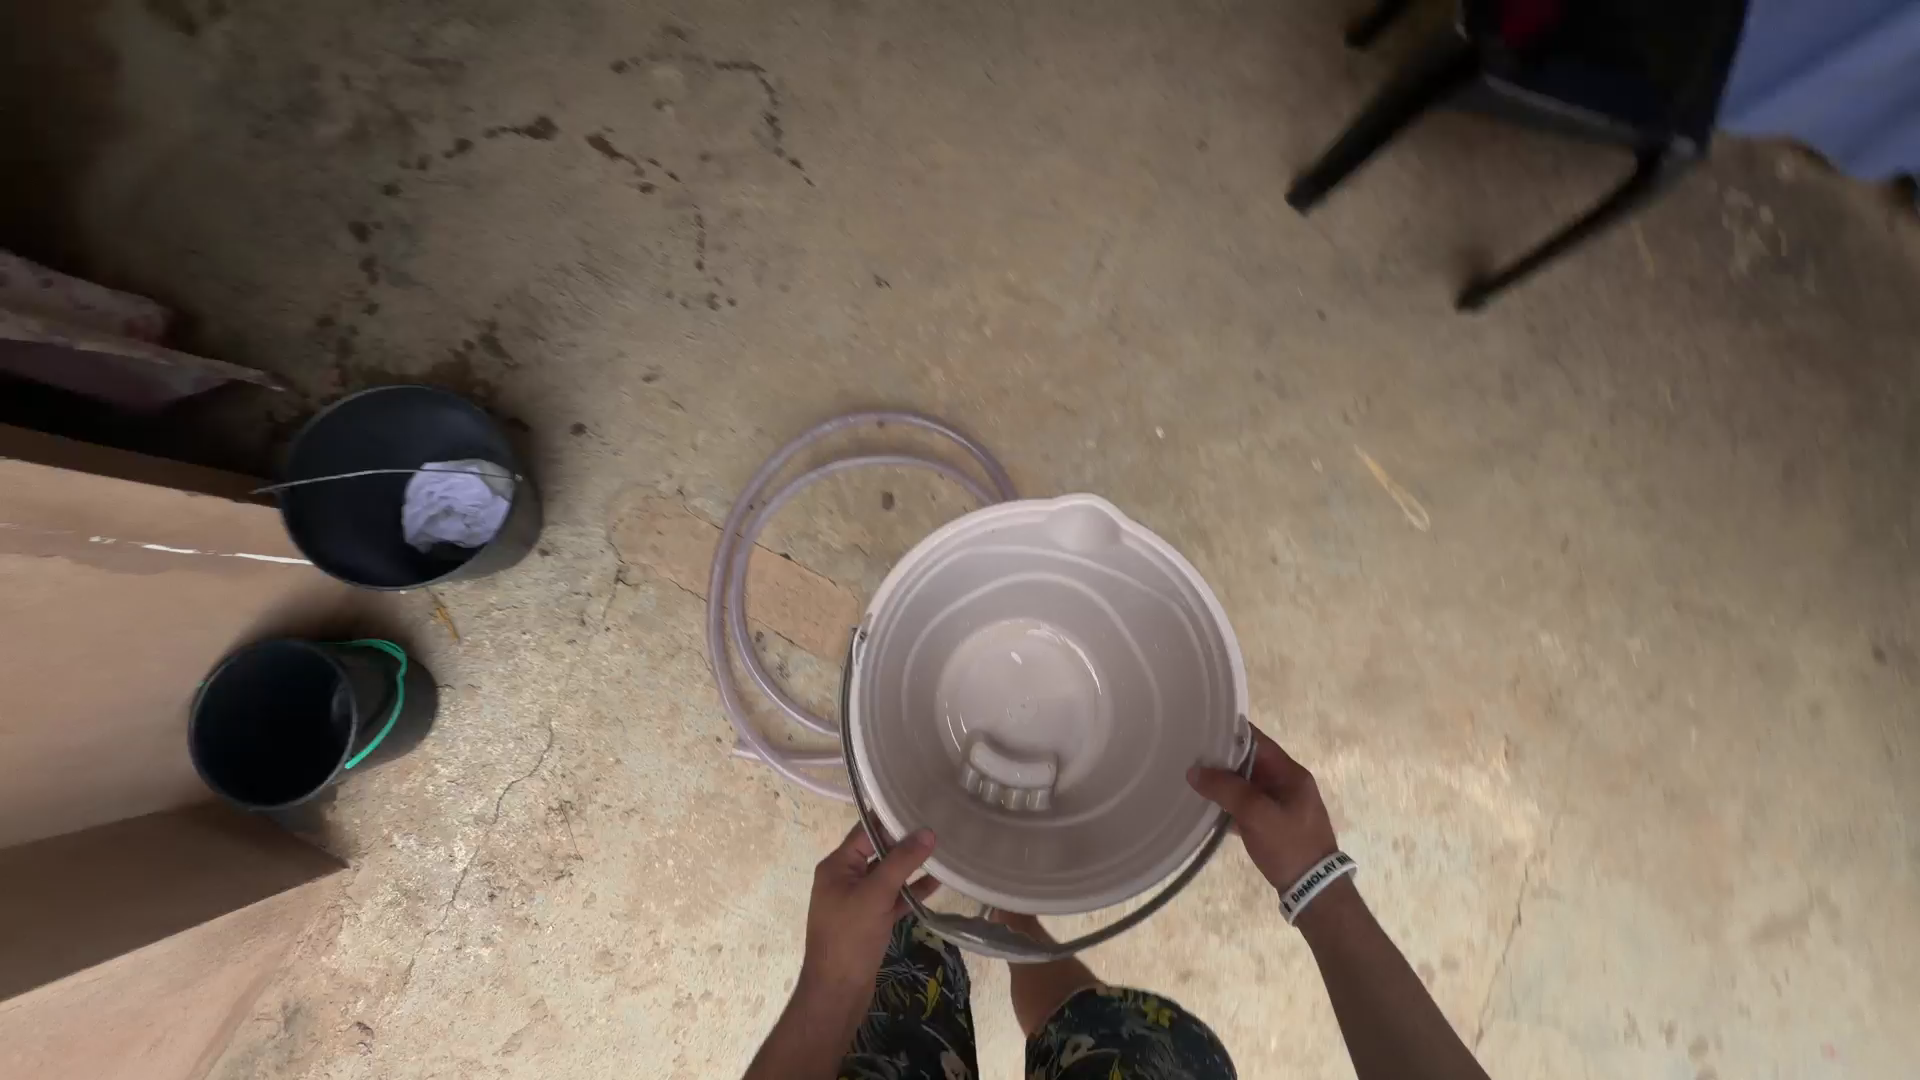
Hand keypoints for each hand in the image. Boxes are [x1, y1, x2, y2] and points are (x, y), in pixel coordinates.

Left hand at [800, 824, 939, 994]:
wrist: (837, 994)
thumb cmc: (850, 937)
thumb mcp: (875, 894)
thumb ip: (901, 861)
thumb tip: (927, 832)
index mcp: (837, 865)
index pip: (866, 831)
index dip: (891, 819)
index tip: (920, 806)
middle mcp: (845, 878)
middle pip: (879, 851)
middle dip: (906, 842)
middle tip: (937, 826)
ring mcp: (858, 900)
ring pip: (888, 876)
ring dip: (912, 866)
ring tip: (942, 851)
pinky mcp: (871, 920)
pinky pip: (893, 898)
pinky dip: (911, 891)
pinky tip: (936, 883)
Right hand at [1188, 725, 1338, 892]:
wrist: (1315, 892)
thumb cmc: (1290, 846)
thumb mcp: (1256, 814)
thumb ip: (1226, 789)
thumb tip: (1194, 771)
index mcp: (1290, 773)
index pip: (1256, 740)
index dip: (1229, 732)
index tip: (1200, 729)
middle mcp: (1286, 783)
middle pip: (1248, 760)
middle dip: (1220, 758)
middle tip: (1188, 754)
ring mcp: (1280, 804)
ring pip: (1245, 783)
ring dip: (1222, 781)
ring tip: (1192, 777)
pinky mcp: (1273, 822)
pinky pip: (1246, 803)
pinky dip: (1228, 801)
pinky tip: (1206, 805)